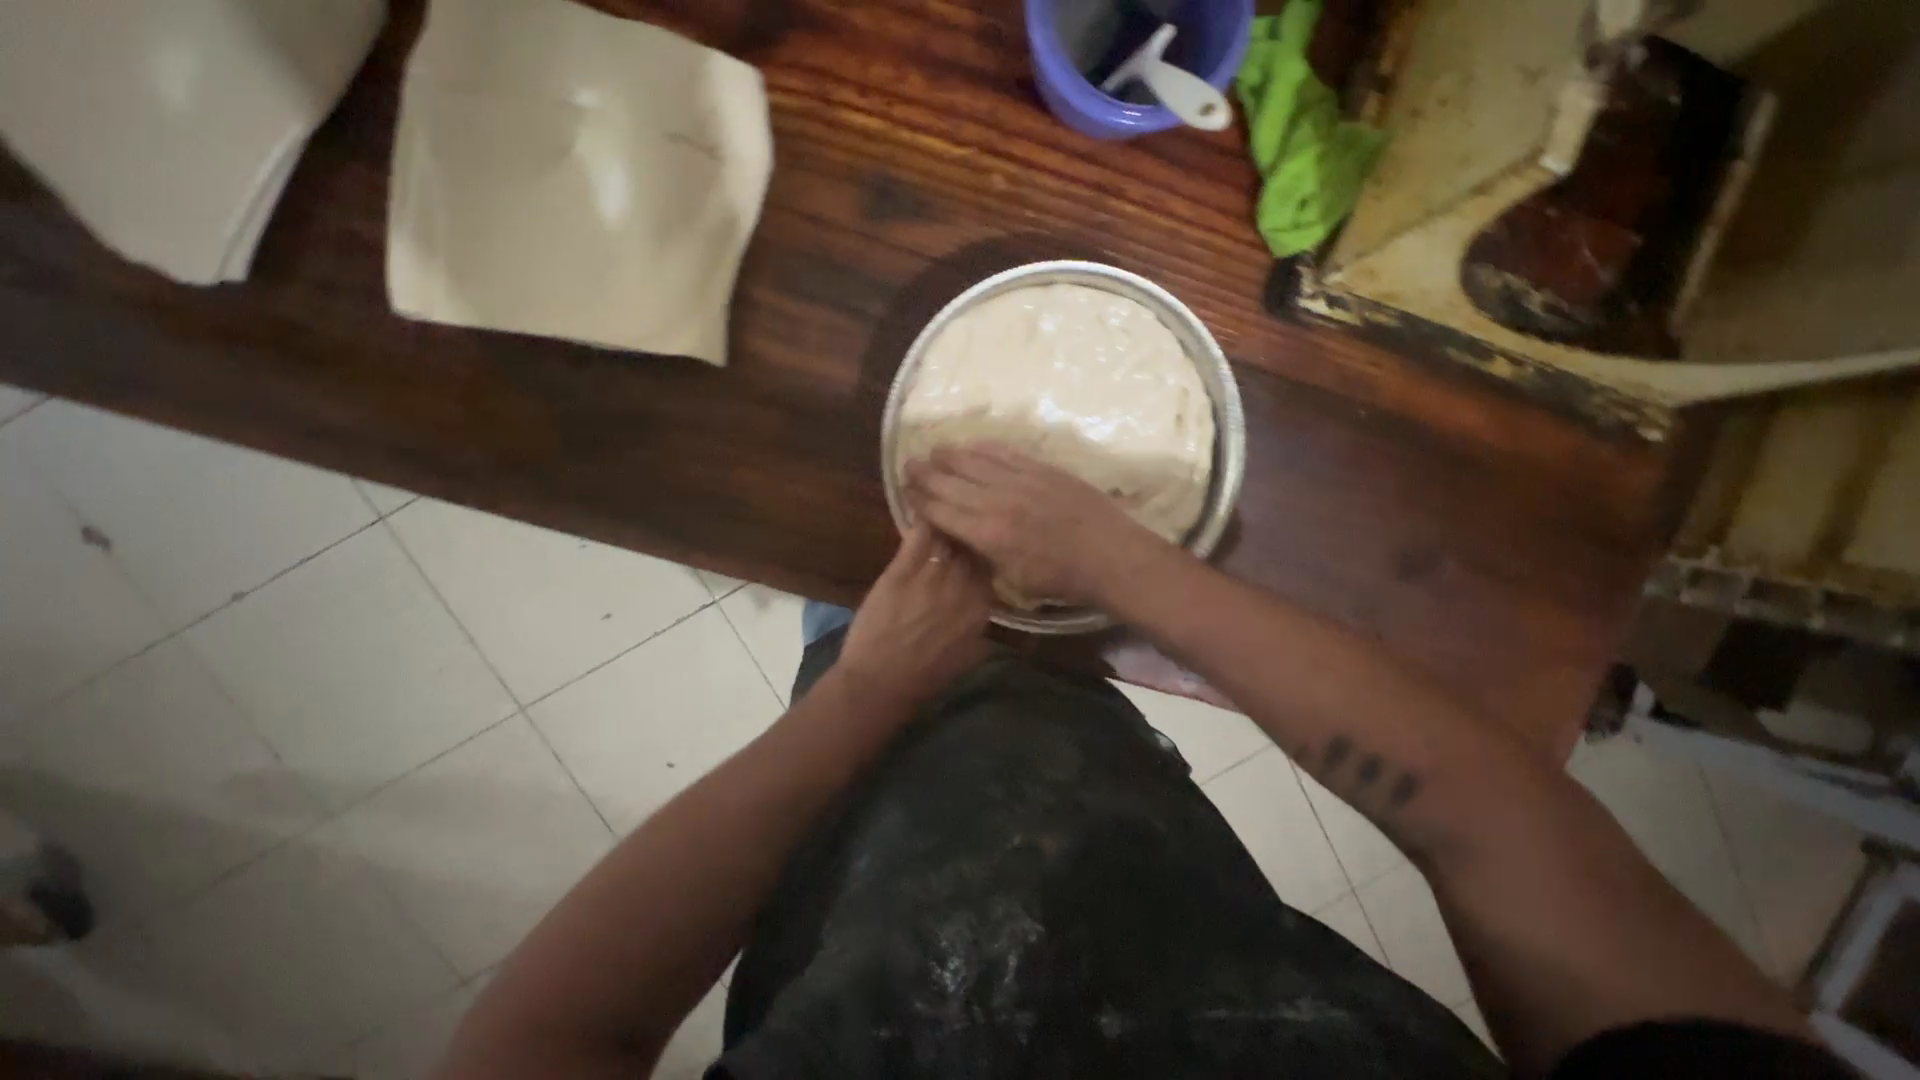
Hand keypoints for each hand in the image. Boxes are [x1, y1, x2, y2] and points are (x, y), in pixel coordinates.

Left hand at [838, 522, 993, 705]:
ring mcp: (930, 575)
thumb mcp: (968, 658)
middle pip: (972, 550)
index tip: (980, 553)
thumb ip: (983, 632)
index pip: (991, 571)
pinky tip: (923, 514)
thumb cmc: (924, 678)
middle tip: (963, 533)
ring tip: (946, 520)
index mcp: (981, 611)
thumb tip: (989, 613)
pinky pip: (918, 536)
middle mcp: (962, 588)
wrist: (879, 682)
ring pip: (948, 539)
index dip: (985, 559)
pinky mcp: (900, 569)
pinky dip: (923, 524)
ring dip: (949, 529)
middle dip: (969, 540)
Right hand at [903, 442, 1169, 605]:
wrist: (1110, 557)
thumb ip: (985, 554)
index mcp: (987, 535)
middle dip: (926, 473)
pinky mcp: (1042, 470)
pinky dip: (984, 447)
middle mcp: (998, 502)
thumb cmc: (1062, 580)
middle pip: (952, 482)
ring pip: (975, 462)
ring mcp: (1021, 481)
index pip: (942, 512)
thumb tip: (963, 536)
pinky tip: (971, 445)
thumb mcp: (1014, 580)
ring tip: (933, 450)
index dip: (920, 500)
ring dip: (950, 455)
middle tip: (908, 464)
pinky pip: (1006, 453)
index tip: (905, 491)